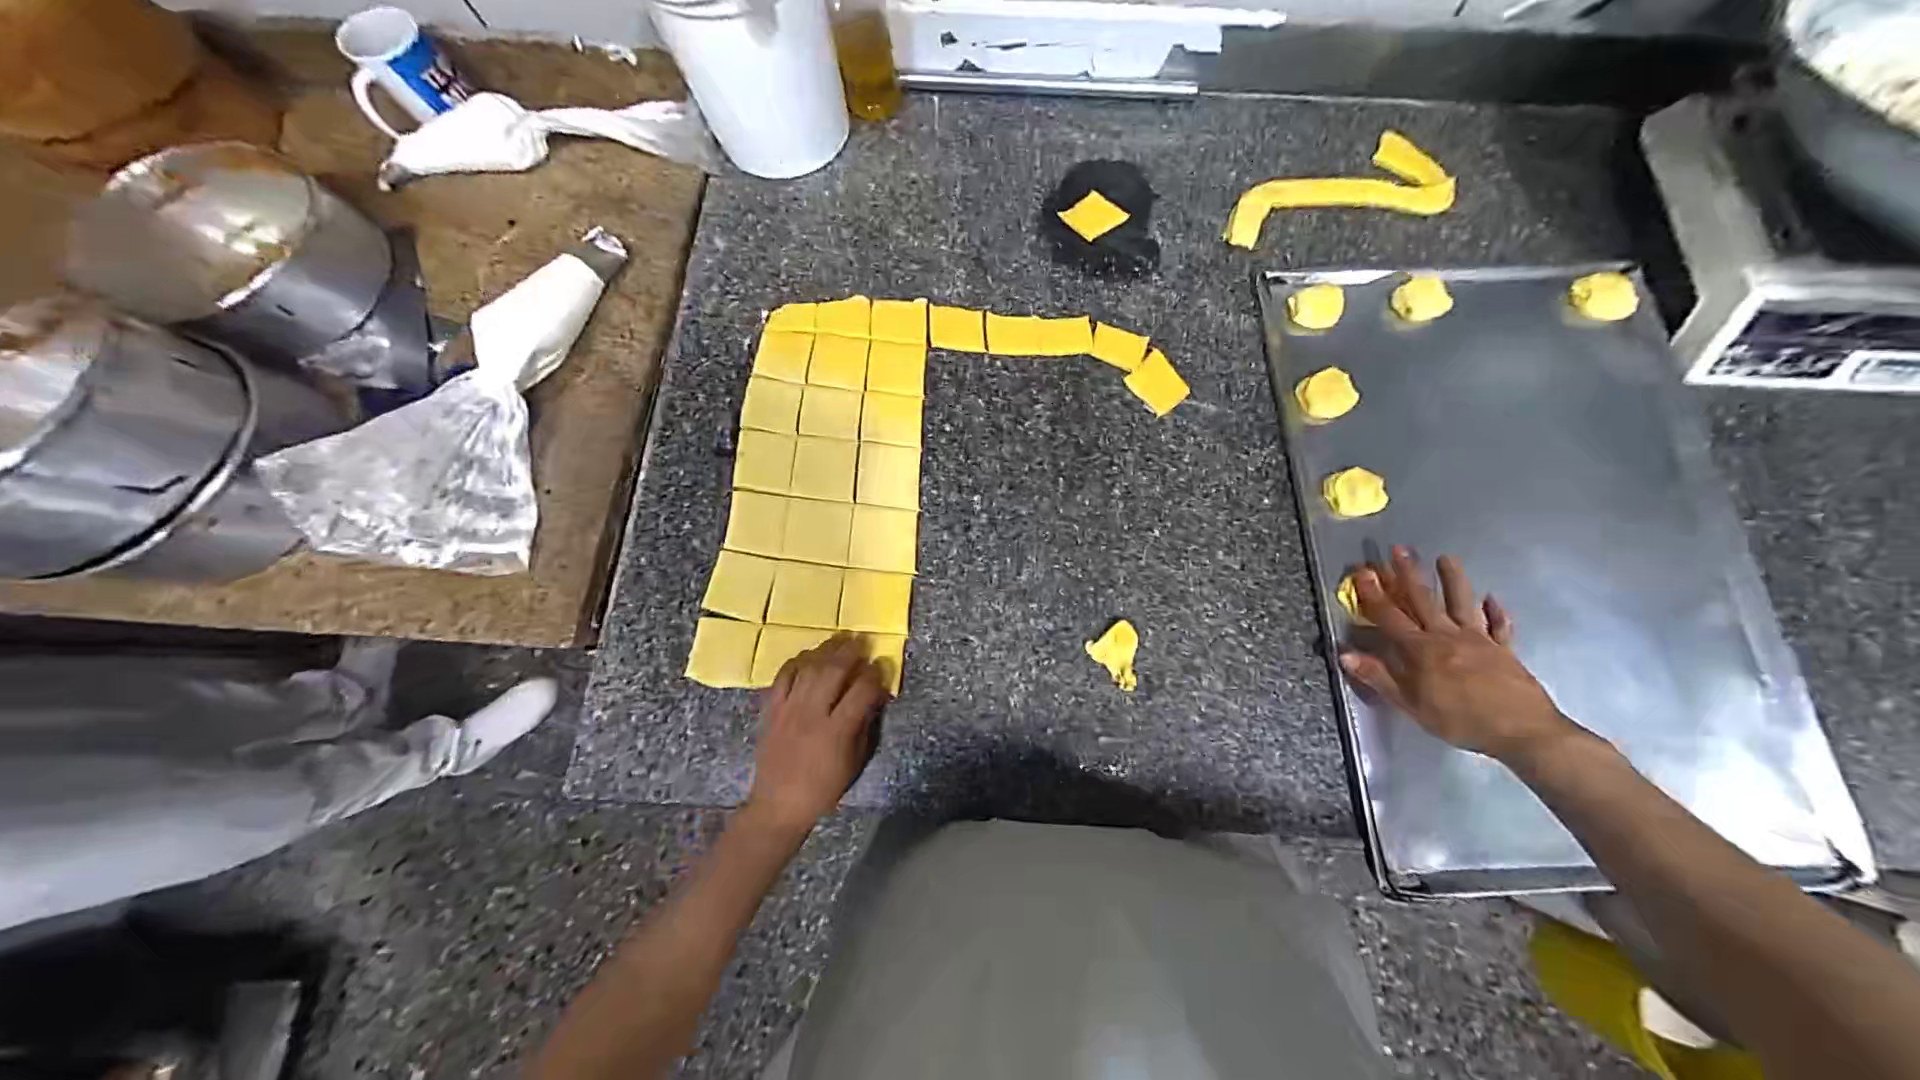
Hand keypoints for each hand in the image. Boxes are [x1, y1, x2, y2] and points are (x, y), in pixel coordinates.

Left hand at [745, 634, 887, 834]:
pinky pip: (783, 676)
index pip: (861, 691)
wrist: (779, 803)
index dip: (875, 675)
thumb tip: (873, 697)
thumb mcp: (855, 762)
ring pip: (809, 668)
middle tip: (862, 641)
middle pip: (834, 671)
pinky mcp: (771, 709)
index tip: (881, 666)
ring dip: (826, 650)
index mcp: (837, 731)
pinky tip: (809, 655)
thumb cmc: (824, 787)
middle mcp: (812, 714)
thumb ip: (864, 726)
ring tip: (840, 639)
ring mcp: (788, 709)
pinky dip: (797, 661)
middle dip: (852, 652)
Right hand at [1339, 547, 1581, 762]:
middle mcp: (1447, 637)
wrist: (1522, 732)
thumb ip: (1378, 677)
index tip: (1363, 572)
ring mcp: (1479, 641)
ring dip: (1453, 579)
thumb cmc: (1460, 720)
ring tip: (1446, 557)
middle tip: (1399, 549)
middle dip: (1408, 574)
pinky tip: (1492, 599)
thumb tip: (1345, 655)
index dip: (1373, 594)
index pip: (1390, 616)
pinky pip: (1499, 626)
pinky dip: (1496, 611)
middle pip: (1423, 600)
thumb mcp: (1411, 705)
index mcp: (1421, 650)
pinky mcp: (1504, 651)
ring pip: (1462, 603)